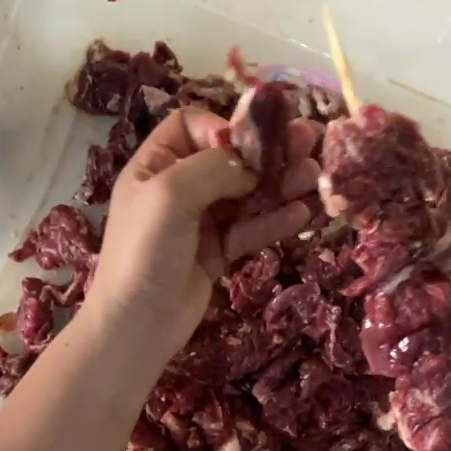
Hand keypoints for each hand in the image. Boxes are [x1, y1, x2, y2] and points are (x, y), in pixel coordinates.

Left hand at [84, 108, 320, 355]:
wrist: (137, 324)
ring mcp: (197, 225)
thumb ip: (213, 167)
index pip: (192, 126)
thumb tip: (251, 165)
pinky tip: (301, 214)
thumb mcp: (171, 193)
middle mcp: (176, 191)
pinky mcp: (215, 255)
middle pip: (227, 159)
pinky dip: (273, 221)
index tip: (248, 142)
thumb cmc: (145, 252)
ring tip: (313, 175)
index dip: (222, 127)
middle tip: (309, 142)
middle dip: (267, 152)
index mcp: (154, 167)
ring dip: (279, 184)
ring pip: (244, 196)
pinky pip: (249, 230)